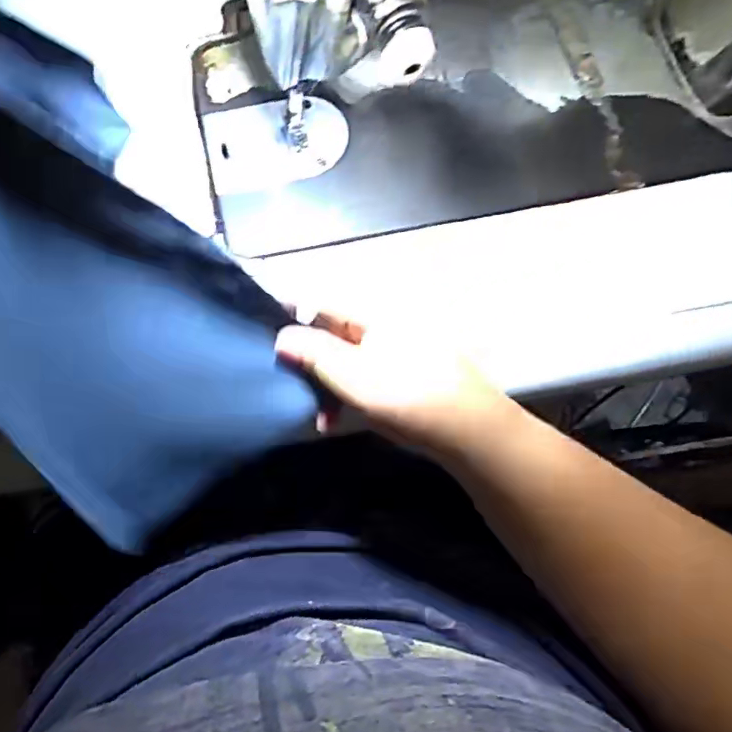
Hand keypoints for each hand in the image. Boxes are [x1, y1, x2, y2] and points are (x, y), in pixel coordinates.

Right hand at [274, 311, 522, 458]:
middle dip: (307, 361)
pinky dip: (348, 395)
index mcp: (373, 313)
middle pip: (332, 333)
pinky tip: (337, 420)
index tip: (263, 333)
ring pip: (346, 359)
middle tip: (288, 385)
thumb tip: (280, 336)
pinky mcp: (406, 376)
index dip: (290, 314)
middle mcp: (385, 324)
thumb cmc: (405, 395)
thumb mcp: (351, 374)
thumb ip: (312, 353)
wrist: (468, 429)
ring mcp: (398, 349)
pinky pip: (365, 377)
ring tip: (318, 416)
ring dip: (326, 385)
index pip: (320, 302)